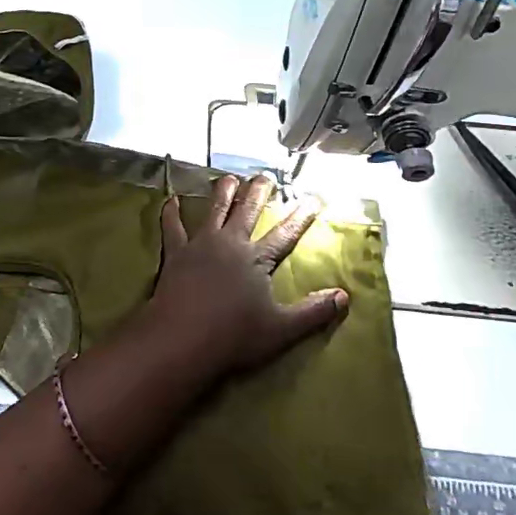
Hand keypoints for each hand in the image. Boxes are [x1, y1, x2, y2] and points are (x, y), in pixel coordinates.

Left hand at [144, 174, 348, 376]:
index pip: (285, 233)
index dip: (301, 215)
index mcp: (257, 258)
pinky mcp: (176, 252)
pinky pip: (173, 226)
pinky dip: (171, 212)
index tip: (313, 197)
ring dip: (223, 192)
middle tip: (266, 176)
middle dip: (259, 192)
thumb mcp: (282, 329)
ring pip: (214, 210)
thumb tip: (344, 296)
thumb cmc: (234, 336)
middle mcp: (230, 243)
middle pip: (247, 211)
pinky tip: (172, 199)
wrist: (182, 338)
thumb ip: (313, 311)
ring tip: (230, 178)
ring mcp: (200, 244)